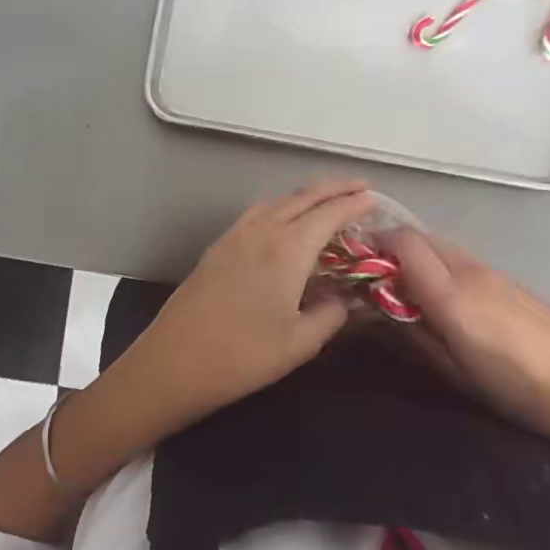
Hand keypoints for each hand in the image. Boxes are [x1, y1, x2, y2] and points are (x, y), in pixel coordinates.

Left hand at [110, 181, 374, 434]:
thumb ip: (330, 314)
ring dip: (303, 197)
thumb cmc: (243, 355)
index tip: (375, 198)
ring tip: (324, 205)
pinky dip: (277, 210)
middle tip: (359, 187)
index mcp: (288, 247)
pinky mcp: (214, 251)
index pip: (329, 212)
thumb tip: (342, 298)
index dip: (355, 202)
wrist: (174, 362)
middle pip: (301, 197)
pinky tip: (281, 228)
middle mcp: (260, 231)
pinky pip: (254, 216)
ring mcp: (232, 238)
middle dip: (333, 188)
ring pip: (274, 203)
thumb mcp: (301, 342)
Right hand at [384, 226, 549, 441]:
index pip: (403, 242)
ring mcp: (492, 272)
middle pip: (420, 237)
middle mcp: (469, 271)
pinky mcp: (508, 281)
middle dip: (388, 249)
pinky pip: (460, 261)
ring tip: (400, 290)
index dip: (373, 246)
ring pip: (440, 247)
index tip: (352, 267)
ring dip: (414, 258)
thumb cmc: (517, 387)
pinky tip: (438, 298)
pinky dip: (438, 268)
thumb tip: (388, 312)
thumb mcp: (454, 370)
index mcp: (450, 293)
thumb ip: (417, 335)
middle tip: (369, 279)